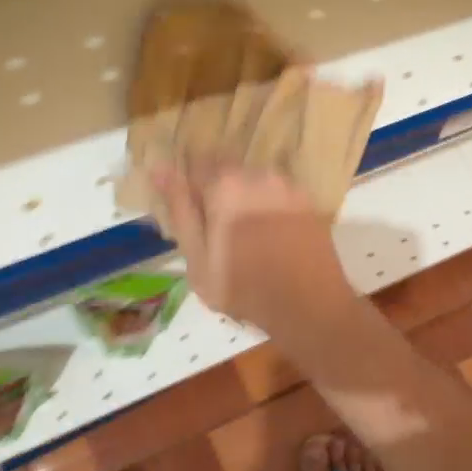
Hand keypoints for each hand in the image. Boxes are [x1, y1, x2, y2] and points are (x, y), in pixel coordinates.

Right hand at [153, 164, 359, 337]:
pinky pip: (277, 194)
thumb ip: (180, 210)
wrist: (311, 306)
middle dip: (216, 191)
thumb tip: (159, 169)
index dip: (186, 185)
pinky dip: (267, 208)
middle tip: (212, 226)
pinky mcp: (307, 202)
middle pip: (226, 170)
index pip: (194, 164)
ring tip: (241, 234)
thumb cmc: (245, 289)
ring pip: (253, 181)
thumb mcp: (199, 259)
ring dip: (243, 198)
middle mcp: (259, 174)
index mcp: (225, 184)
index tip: (186, 209)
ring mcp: (288, 186)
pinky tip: (267, 236)